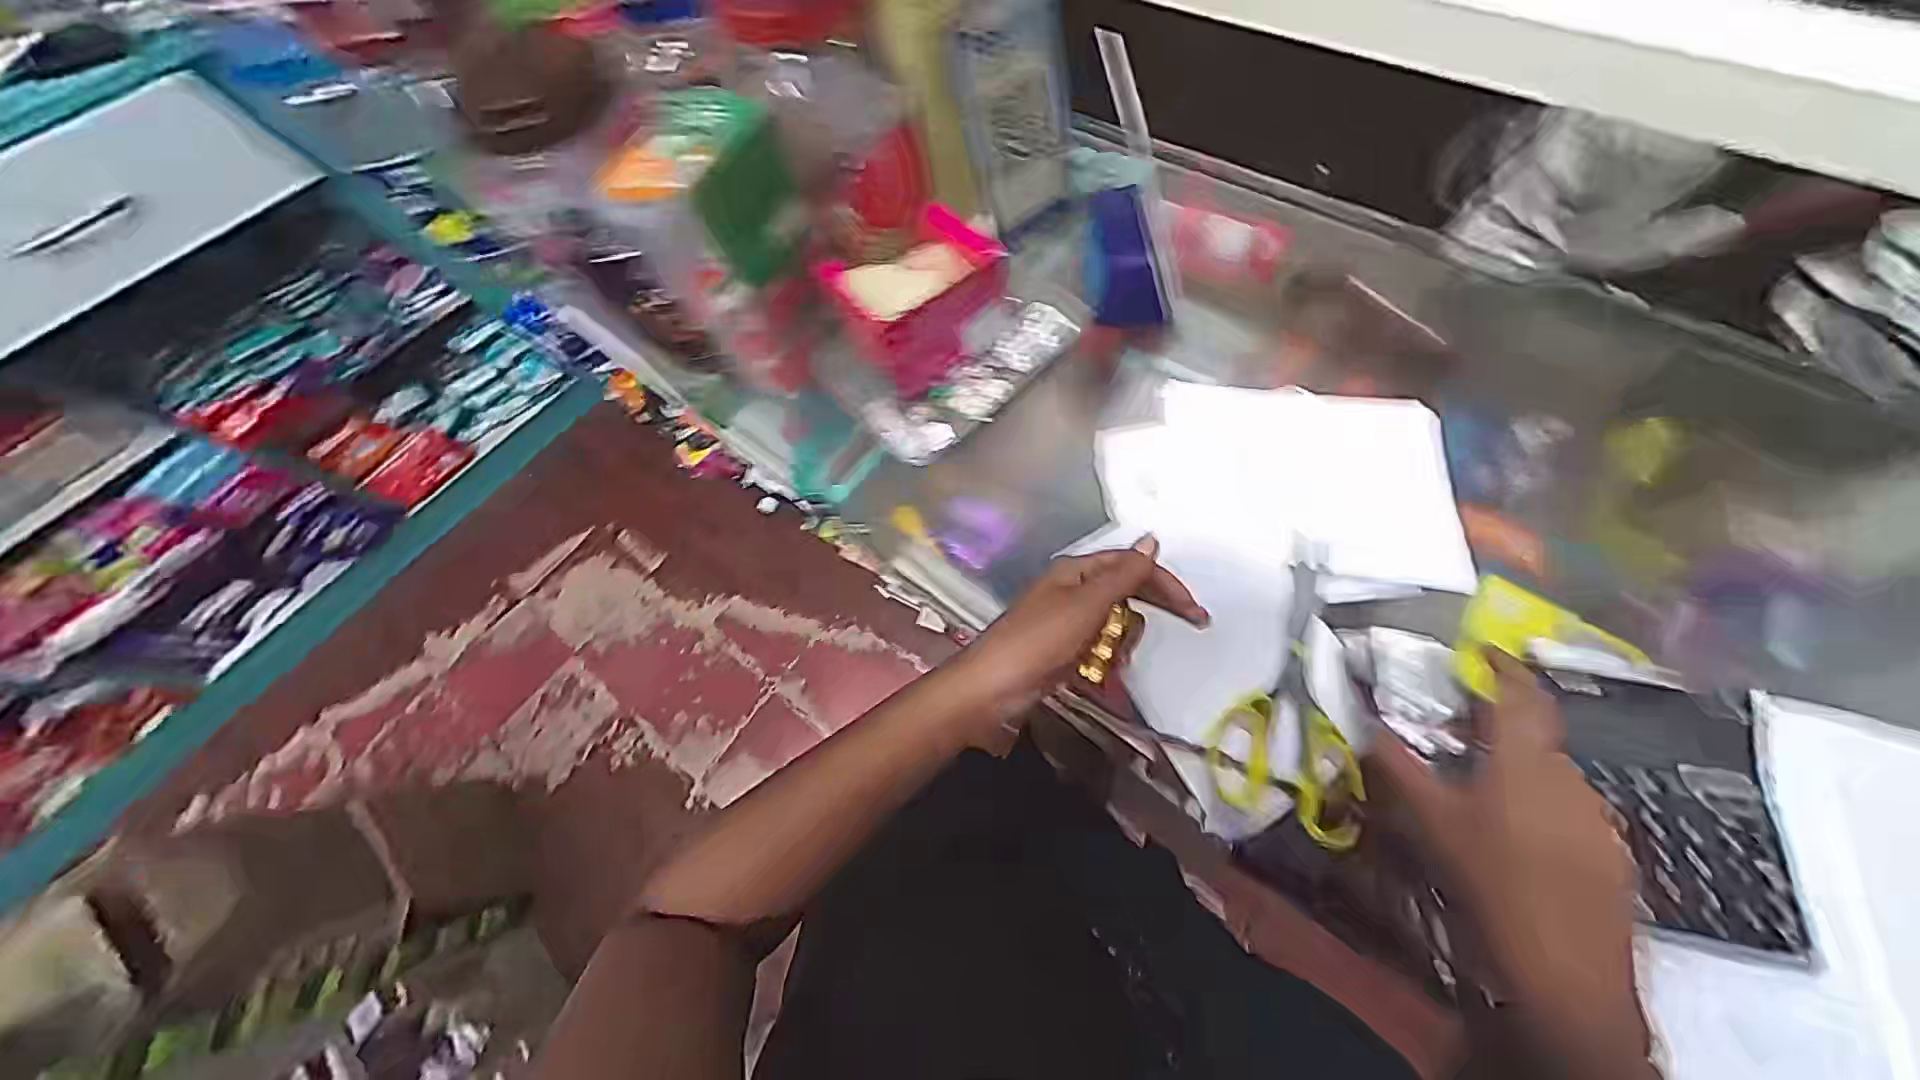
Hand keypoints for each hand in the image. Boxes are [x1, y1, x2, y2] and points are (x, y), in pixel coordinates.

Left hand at [944, 536, 1207, 740]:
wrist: (994, 687)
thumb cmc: (1037, 640)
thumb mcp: (1086, 604)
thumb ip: (1122, 575)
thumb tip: (1151, 541)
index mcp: (1076, 572)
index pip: (1131, 566)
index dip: (1164, 582)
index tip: (1194, 609)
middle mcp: (1073, 591)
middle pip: (1127, 593)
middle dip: (1152, 610)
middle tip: (1193, 624)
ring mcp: (1069, 622)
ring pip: (1117, 624)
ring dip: (1123, 642)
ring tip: (1111, 658)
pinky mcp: (1066, 650)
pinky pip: (1101, 648)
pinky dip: (1107, 660)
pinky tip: (1100, 672)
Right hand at [1369, 653, 1651, 1075]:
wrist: (1564, 967)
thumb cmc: (1487, 876)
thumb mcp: (1426, 817)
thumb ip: (1395, 764)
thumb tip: (1365, 723)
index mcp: (1524, 760)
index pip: (1521, 695)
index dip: (1504, 666)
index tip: (1483, 650)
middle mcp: (1569, 778)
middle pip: (1534, 733)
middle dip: (1498, 723)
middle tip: (1457, 731)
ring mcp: (1598, 817)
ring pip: (1551, 773)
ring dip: (1518, 765)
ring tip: (1480, 784)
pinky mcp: (1611, 851)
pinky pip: (1569, 807)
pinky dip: (1540, 800)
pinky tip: (1515, 831)